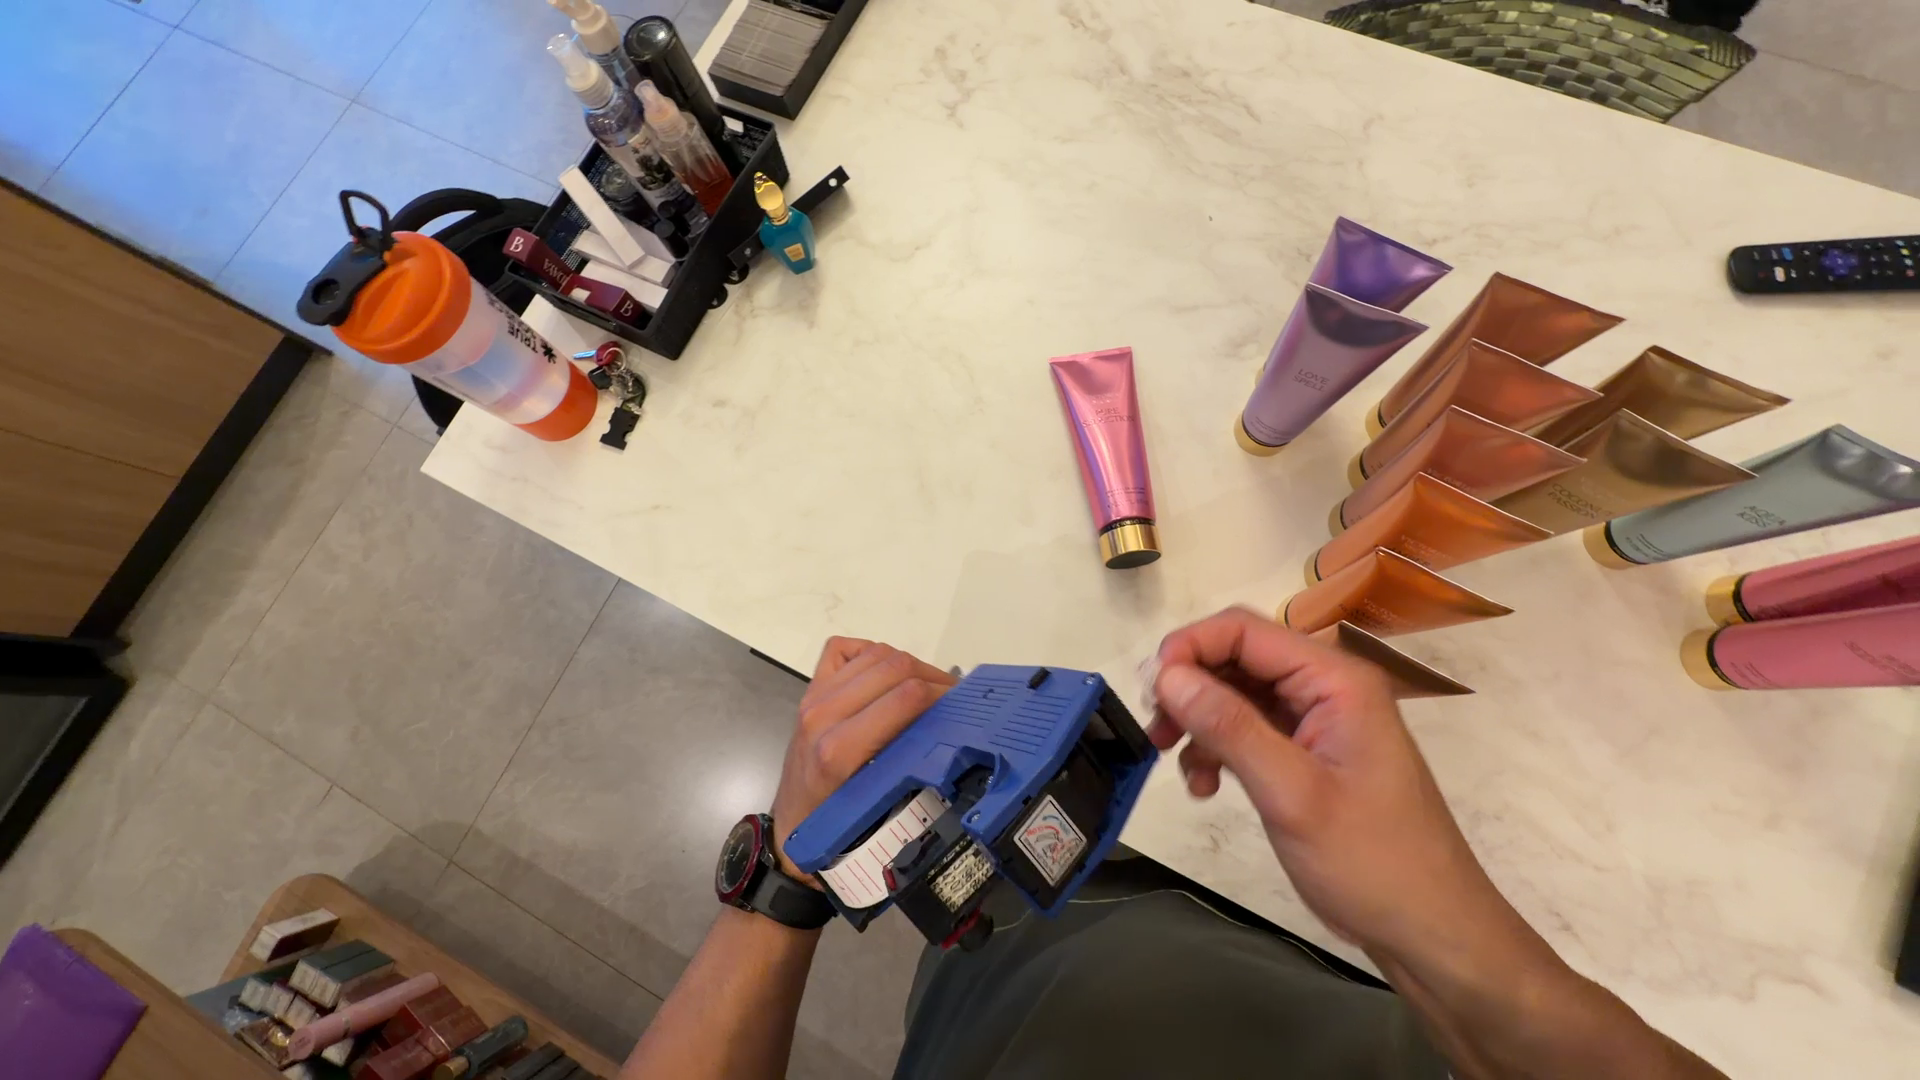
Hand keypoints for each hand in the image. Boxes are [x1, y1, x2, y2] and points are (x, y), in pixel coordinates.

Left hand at [769, 638, 957, 886]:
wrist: (793, 828)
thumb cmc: (840, 827)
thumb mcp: (883, 804)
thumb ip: (913, 762)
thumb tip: (956, 726)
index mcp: (841, 749)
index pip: (906, 696)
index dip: (941, 693)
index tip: (963, 705)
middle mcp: (824, 714)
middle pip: (894, 666)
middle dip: (932, 677)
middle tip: (953, 697)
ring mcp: (814, 697)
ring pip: (874, 653)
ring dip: (908, 664)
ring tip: (926, 687)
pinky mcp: (810, 690)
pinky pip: (843, 649)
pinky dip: (869, 651)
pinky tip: (884, 674)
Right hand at [1148, 607, 1523, 965]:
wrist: (1430, 932)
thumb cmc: (1371, 860)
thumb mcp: (1292, 794)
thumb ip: (1229, 727)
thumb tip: (1167, 675)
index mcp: (1334, 680)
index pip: (1244, 630)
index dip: (1189, 647)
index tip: (1151, 689)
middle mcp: (1323, 687)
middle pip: (1235, 657)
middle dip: (1188, 686)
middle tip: (1156, 728)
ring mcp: (1314, 719)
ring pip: (1233, 693)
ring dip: (1197, 721)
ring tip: (1173, 759)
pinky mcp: (1304, 751)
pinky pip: (1244, 729)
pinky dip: (1215, 749)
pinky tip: (1205, 786)